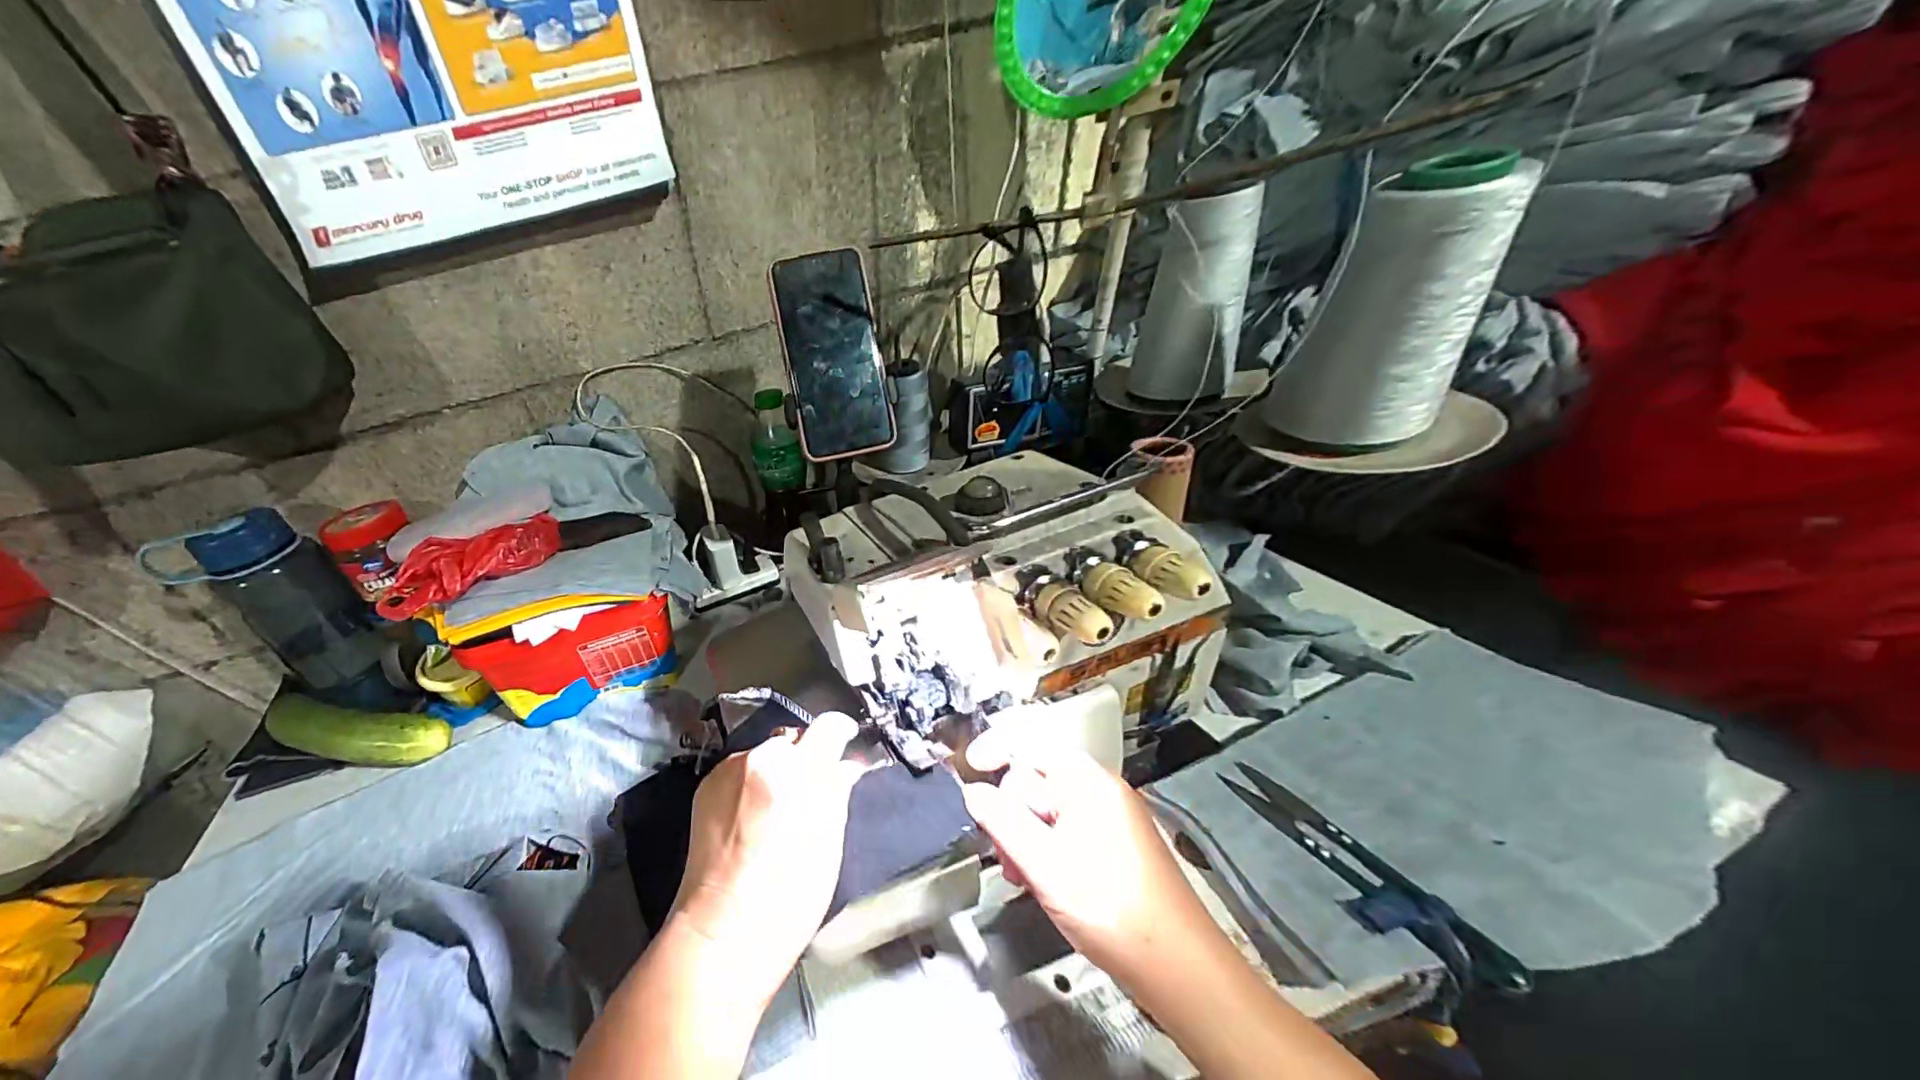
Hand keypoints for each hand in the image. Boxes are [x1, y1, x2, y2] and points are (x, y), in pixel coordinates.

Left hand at [668, 711, 864, 994]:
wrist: (722, 934)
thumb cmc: (790, 897)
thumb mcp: (830, 840)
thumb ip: (838, 790)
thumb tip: (847, 765)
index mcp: (800, 769)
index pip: (829, 726)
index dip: (842, 732)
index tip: (846, 740)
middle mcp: (761, 758)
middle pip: (794, 739)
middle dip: (806, 756)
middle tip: (813, 789)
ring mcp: (729, 771)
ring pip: (765, 754)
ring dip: (777, 770)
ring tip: (779, 808)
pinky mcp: (706, 787)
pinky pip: (740, 771)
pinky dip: (751, 783)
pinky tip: (753, 817)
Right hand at [960, 727, 1223, 991]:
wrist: (1174, 961)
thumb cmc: (1113, 911)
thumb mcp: (1044, 864)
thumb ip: (1003, 822)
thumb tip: (975, 793)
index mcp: (1088, 783)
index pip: (1033, 745)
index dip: (998, 749)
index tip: (971, 765)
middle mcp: (1102, 791)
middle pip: (1038, 780)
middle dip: (1011, 812)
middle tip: (1005, 854)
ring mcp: (1111, 818)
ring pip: (1050, 810)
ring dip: (1026, 837)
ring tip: (1024, 876)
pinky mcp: (1115, 845)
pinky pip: (1068, 831)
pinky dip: (1048, 850)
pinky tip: (1044, 882)